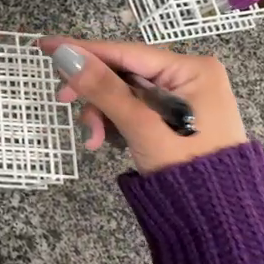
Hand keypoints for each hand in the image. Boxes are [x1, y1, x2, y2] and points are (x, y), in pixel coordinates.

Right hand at [38, 38, 247, 172]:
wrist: (217, 218)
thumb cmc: (185, 164)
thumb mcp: (140, 123)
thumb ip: (103, 87)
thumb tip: (64, 55)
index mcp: (191, 69)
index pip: (126, 52)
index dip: (84, 49)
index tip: (46, 45)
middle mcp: (188, 77)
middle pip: (123, 73)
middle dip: (94, 94)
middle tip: (62, 101)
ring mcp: (181, 99)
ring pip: (123, 94)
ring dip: (101, 114)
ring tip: (93, 141)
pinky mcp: (171, 119)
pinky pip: (132, 110)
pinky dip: (114, 123)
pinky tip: (105, 142)